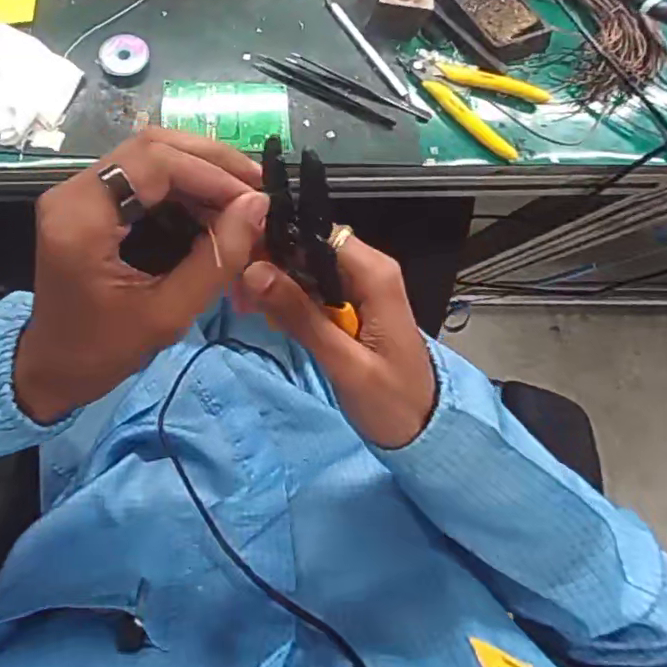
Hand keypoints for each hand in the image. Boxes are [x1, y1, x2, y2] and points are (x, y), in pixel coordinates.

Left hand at [15, 129, 269, 422]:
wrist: (52, 367)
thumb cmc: (101, 351)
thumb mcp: (167, 314)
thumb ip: (216, 258)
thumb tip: (257, 204)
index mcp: (80, 218)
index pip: (151, 163)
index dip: (209, 172)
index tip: (253, 197)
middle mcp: (71, 192)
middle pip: (148, 146)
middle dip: (209, 161)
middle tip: (255, 185)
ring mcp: (75, 193)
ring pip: (145, 154)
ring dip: (197, 169)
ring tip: (241, 195)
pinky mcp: (84, 201)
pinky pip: (137, 174)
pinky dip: (179, 183)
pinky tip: (211, 203)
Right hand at [238, 234, 437, 448]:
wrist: (427, 434)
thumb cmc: (395, 402)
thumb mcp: (345, 364)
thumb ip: (300, 316)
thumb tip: (253, 271)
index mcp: (374, 274)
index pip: (314, 233)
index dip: (274, 240)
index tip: (240, 261)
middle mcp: (366, 269)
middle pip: (305, 245)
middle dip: (268, 263)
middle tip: (238, 294)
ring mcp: (355, 284)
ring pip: (301, 263)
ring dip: (270, 280)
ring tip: (245, 304)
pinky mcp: (345, 301)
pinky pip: (306, 284)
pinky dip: (283, 295)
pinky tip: (264, 312)